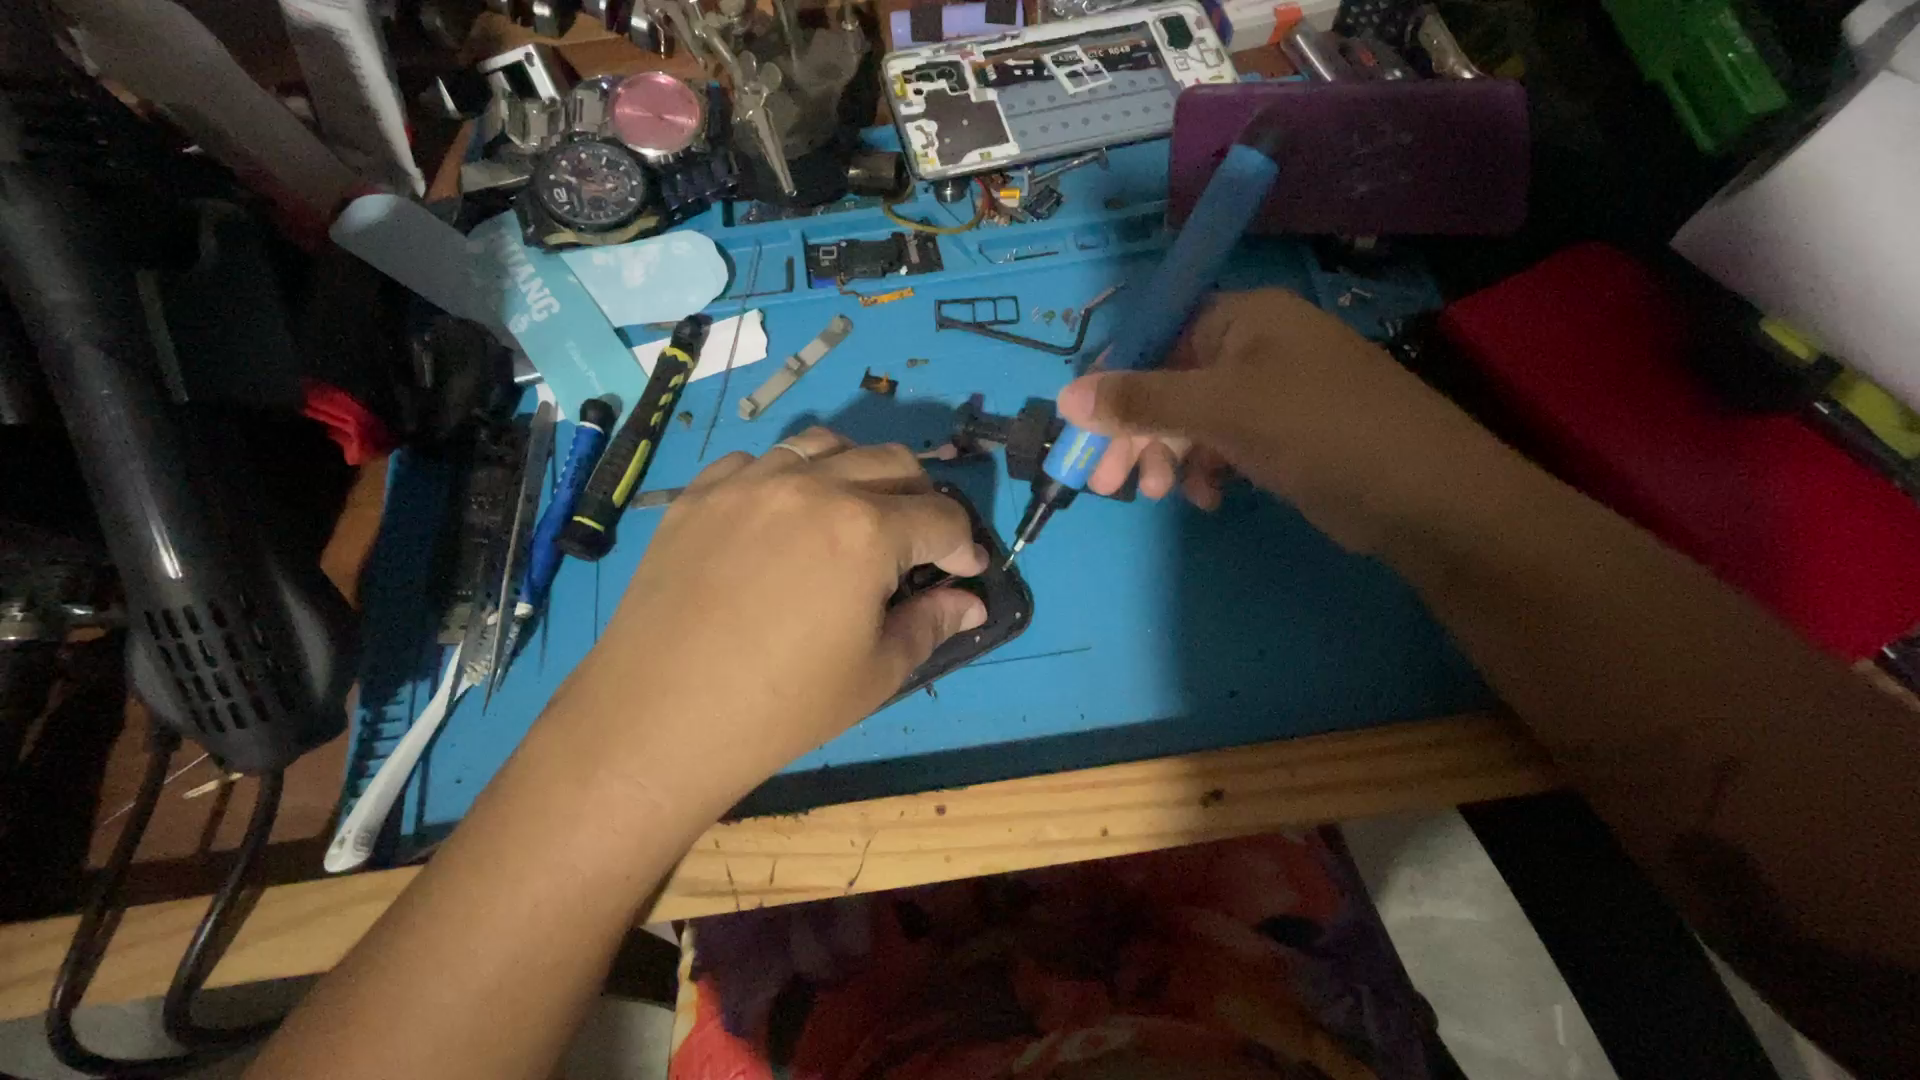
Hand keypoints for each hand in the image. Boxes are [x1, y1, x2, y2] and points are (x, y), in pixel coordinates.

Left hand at [548, 428, 987, 808]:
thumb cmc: (782, 706)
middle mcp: (812, 486)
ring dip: (858, 472)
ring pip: (825, 445)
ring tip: (855, 513)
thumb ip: (931, 624)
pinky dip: (789, 478)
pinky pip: (759, 461)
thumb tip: (970, 602)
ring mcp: (749, 482)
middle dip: (921, 498)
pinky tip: (783, 518)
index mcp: (866, 530)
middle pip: (891, 462)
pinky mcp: (700, 494)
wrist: (659, 717)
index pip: (942, 516)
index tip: (965, 570)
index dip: (964, 545)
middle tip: (918, 542)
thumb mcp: (875, 674)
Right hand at [1058, 289, 1507, 552]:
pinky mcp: (1283, 435)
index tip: (1082, 430)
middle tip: (1105, 481)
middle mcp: (1253, 346)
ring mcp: (1271, 392)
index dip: (1113, 380)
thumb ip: (1142, 400)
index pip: (1155, 333)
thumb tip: (1065, 396)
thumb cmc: (1319, 431)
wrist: (1426, 496)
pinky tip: (1207, 499)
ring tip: (1162, 496)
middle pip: (1169, 381)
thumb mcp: (1222, 410)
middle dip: (1136, 432)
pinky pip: (1223, 444)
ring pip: (1192, 419)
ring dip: (1167, 456)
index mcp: (1242, 317)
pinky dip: (1206, 469)